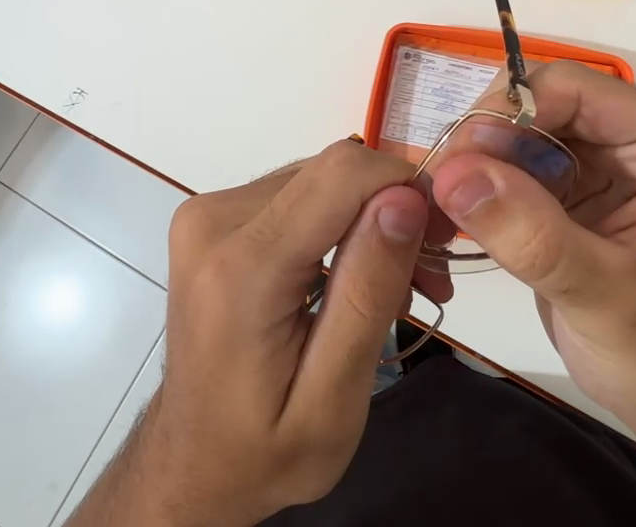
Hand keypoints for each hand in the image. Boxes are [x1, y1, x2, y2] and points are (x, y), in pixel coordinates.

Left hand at [70, 141, 429, 526]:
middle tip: (429, 282)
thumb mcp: (333, 399)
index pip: (340, 173)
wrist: (193, 461)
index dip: (404, 187)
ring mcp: (208, 212)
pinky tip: (355, 273)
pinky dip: (338, 222)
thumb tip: (404, 198)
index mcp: (241, 267)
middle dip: (393, 212)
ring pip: (320, 178)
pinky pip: (297, 193)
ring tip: (398, 288)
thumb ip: (367, 292)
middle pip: (333, 173)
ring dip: (369, 220)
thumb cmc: (264, 450)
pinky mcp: (214, 215)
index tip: (442, 241)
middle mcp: (214, 219)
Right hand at [425, 61, 635, 478]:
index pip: (576, 88)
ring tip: (438, 202)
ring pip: (519, 128)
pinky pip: (511, 163)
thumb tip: (452, 173)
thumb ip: (532, 234)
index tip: (459, 161)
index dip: (512, 111)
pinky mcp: (568, 188)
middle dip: (486, 137)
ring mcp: (599, 161)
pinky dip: (478, 184)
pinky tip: (452, 214)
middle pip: (541, 100)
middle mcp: (634, 138)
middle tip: (441, 185)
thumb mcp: (602, 295)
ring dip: (475, 160)